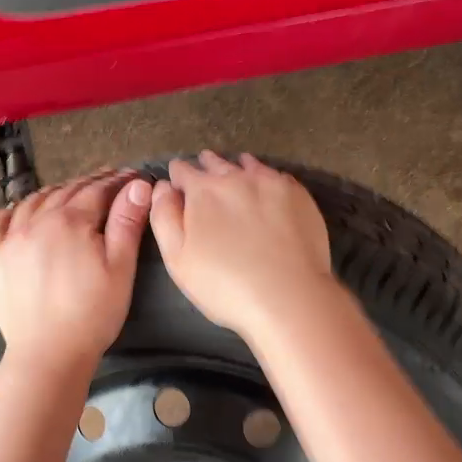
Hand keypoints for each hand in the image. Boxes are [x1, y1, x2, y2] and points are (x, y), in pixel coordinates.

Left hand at [0, 169, 152, 371]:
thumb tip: (138, 186)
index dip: (119, 182)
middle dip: (91, 183)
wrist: (48, 354)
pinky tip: (20, 212)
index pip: (98, 190)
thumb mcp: (120, 269)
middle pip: (66, 191)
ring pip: (33, 202)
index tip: (135, 178)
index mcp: (70, 221)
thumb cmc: (92, 315)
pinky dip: (12, 212)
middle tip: (110, 182)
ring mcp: (11, 240)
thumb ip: (126, 224)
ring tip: (71, 194)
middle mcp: (36, 221)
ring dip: (55, 192)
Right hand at [148, 152, 334, 337]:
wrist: (288, 297)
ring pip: (249, 165)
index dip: (177, 177)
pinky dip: (266, 179)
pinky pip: (277, 177)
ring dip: (237, 168)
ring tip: (236, 174)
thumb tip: (162, 187)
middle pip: (216, 163)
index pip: (182, 170)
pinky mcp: (298, 195)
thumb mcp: (177, 259)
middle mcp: (236, 177)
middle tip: (204, 173)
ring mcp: (271, 183)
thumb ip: (164, 218)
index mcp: (202, 191)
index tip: (177, 185)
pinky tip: (267, 191)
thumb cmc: (224, 285)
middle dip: (206, 167)